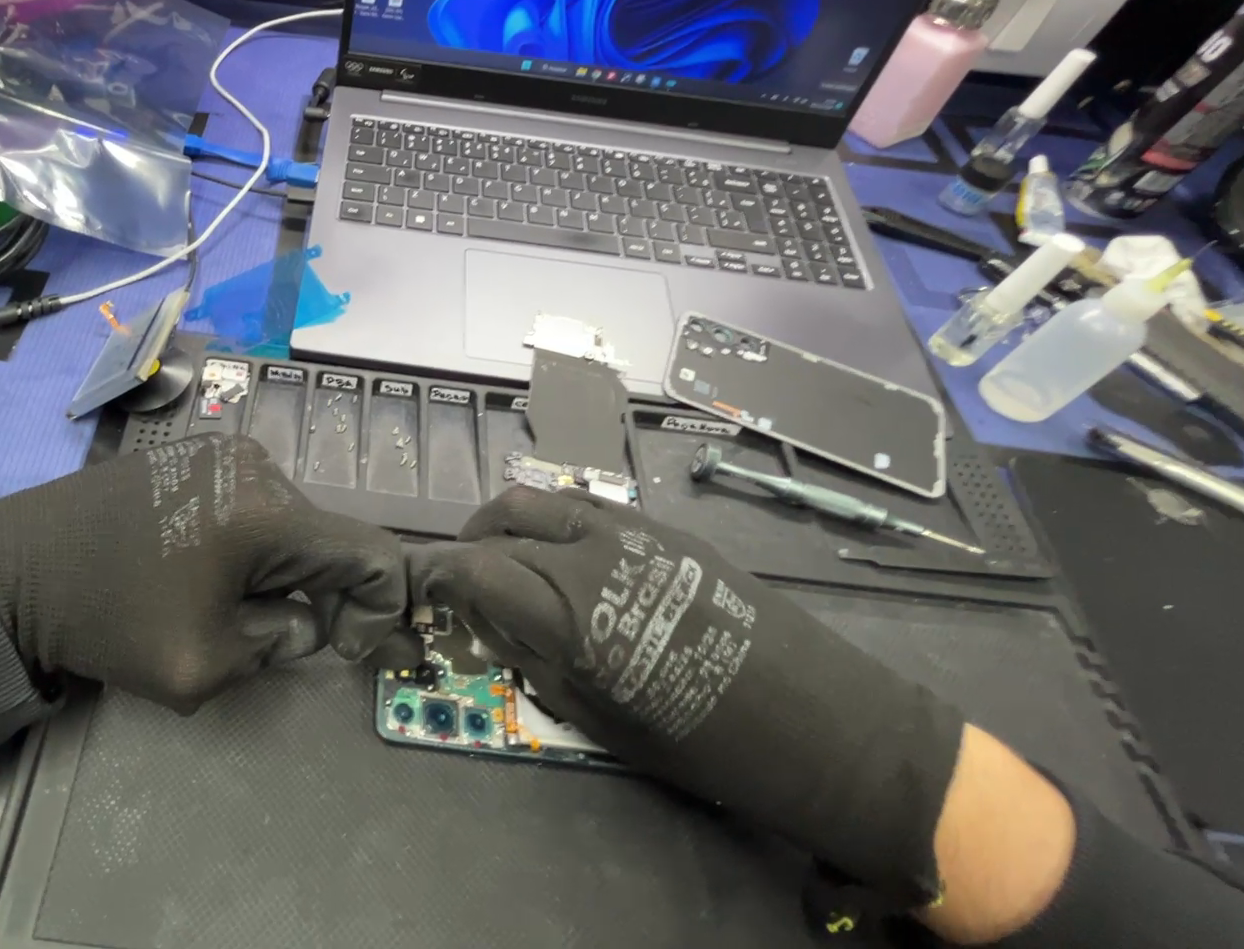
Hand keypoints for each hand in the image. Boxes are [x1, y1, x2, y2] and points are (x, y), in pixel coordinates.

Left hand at [0, 435, 411, 713]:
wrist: (16, 569)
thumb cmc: (109, 620)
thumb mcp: (205, 666)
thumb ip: (280, 643)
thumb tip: (307, 619)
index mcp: (269, 514)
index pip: (373, 553)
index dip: (377, 608)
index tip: (336, 645)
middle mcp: (259, 466)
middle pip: (328, 538)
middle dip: (317, 593)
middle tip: (263, 633)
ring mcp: (223, 450)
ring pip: (289, 521)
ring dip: (278, 568)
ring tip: (217, 600)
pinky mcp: (194, 451)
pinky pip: (251, 501)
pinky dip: (248, 541)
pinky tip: (197, 565)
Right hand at [408, 487, 964, 903]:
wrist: (821, 722)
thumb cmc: (702, 743)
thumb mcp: (597, 716)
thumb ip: (530, 657)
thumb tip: (487, 618)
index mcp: (570, 614)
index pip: (474, 570)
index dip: (437, 573)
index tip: (422, 584)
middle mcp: (592, 556)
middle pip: (500, 523)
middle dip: (466, 547)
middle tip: (459, 577)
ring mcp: (630, 533)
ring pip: (540, 501)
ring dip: (505, 523)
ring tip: (501, 555)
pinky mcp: (663, 529)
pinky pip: (584, 508)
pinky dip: (551, 522)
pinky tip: (560, 554)